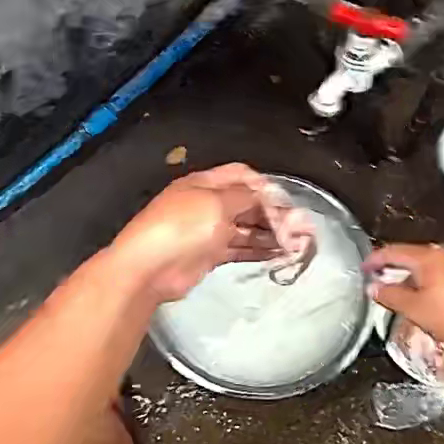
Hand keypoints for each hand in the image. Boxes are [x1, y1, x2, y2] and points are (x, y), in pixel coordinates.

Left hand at [107, 163, 280, 301]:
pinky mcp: (208, 255)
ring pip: (245, 228)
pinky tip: (276, 254)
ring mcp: (206, 231)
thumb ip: (245, 197)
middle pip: (246, 203)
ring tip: (293, 242)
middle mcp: (206, 205)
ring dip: (269, 234)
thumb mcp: (216, 203)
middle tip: (295, 225)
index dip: (265, 186)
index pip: (241, 176)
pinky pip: (239, 249)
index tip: (285, 201)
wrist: (147, 267)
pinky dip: (258, 251)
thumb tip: (264, 196)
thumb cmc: (176, 229)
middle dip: (271, 212)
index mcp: (204, 183)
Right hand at [365, 243, 443, 358]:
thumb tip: (373, 287)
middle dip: (394, 268)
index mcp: (427, 258)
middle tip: (381, 281)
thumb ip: (390, 296)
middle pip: (412, 256)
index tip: (364, 268)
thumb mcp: (415, 310)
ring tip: (406, 294)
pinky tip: (434, 300)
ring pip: (431, 265)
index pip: (392, 251)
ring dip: (414, 276)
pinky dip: (433, 281)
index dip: (374, 260)